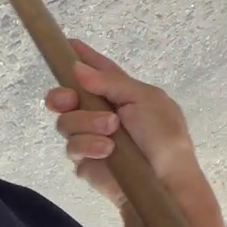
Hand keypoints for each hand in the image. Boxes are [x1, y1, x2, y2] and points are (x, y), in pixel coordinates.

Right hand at [44, 39, 200, 206]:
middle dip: (62, 96)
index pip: (96, 72)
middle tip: (68, 100)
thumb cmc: (164, 137)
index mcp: (120, 94)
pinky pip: (71, 146)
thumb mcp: (145, 99)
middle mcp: (100, 112)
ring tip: (110, 131)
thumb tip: (77, 68)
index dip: (80, 58)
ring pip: (65, 121)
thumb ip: (110, 83)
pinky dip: (88, 145)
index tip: (65, 44)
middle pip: (66, 96)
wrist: (165, 182)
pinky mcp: (83, 159)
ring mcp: (89, 136)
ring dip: (86, 123)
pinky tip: (107, 151)